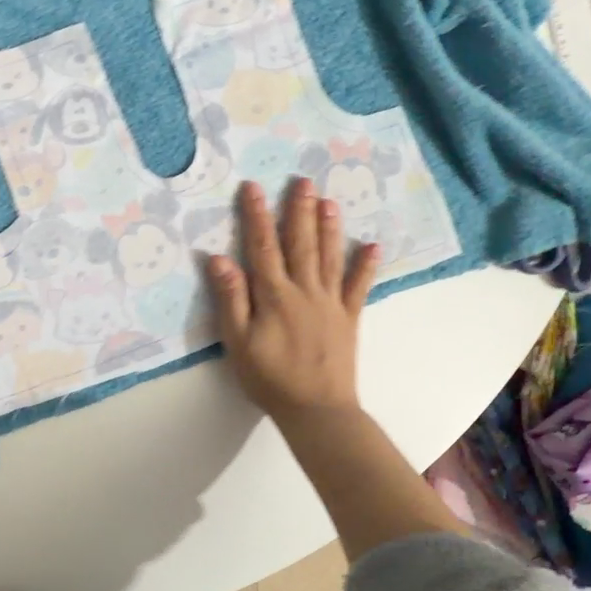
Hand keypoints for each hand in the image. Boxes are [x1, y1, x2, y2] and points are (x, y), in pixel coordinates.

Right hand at [203, 178, 380, 423]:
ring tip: (329, 200)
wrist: (317, 411)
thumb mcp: (237, 341)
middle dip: (299, 210)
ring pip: (329, 257)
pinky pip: (358, 287)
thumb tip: (219, 258)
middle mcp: (305, 291)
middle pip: (300, 243)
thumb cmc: (269, 378)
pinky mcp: (348, 319)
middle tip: (302, 180)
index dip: (256, 215)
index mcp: (274, 295)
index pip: (262, 246)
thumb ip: (230, 298)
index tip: (253, 188)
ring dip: (329, 227)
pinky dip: (365, 266)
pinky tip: (372, 246)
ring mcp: (330, 303)